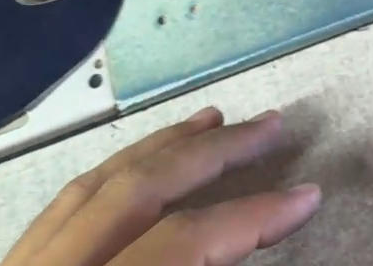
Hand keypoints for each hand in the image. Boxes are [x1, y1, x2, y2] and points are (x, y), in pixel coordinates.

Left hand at [3, 107, 320, 265]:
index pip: (180, 248)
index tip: (307, 197)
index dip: (251, 218)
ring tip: (216, 119)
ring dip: (165, 146)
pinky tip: (144, 160)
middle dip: (214, 153)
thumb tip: (235, 253)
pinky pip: (65, 203)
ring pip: (98, 184)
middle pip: (138, 193)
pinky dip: (116, 169)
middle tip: (272, 125)